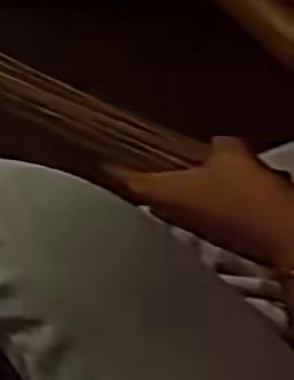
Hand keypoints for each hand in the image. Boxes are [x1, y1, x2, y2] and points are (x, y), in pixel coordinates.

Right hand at [106, 137, 293, 271]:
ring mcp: (291, 200)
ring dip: (241, 203)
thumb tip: (103, 168)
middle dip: (222, 177)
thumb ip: (129, 179)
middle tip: (197, 189)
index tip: (187, 155)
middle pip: (243, 168)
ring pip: (262, 194)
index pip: (221, 142)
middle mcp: (269, 172)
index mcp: (234, 157)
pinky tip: (239, 237)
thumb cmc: (230, 213)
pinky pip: (273, 219)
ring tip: (215, 218)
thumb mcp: (162, 194)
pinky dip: (257, 225)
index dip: (203, 147)